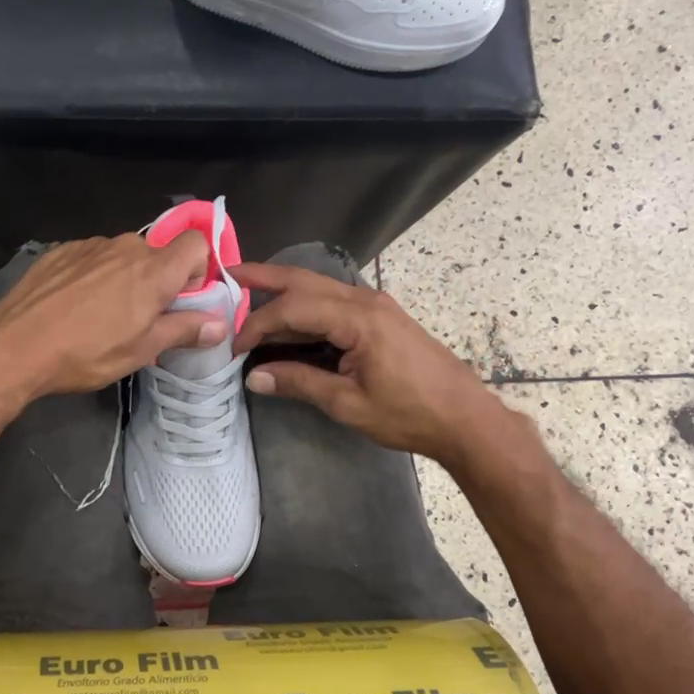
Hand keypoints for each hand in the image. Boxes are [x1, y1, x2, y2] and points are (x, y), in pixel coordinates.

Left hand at [0, 232, 219, 406]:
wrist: (14, 346)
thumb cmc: (86, 353)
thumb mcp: (141, 351)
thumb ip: (184, 330)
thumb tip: (220, 323)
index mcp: (153, 270)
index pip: (196, 243)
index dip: (196, 269)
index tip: (182, 299)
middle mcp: (124, 246)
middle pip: (156, 254)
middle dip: (156, 281)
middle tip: (139, 319)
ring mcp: (88, 246)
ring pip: (120, 256)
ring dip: (121, 279)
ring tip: (99, 316)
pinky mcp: (59, 252)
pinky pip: (89, 259)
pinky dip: (91, 277)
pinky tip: (71, 307)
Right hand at [229, 261, 513, 468]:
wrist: (465, 419)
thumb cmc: (409, 413)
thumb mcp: (348, 404)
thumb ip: (300, 383)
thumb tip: (255, 377)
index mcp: (359, 320)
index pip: (293, 308)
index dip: (258, 324)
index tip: (235, 347)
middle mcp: (366, 302)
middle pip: (305, 281)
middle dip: (264, 277)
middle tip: (228, 274)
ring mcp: (375, 307)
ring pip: (319, 288)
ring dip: (283, 290)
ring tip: (247, 291)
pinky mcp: (380, 319)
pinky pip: (333, 302)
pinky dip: (303, 305)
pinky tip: (286, 317)